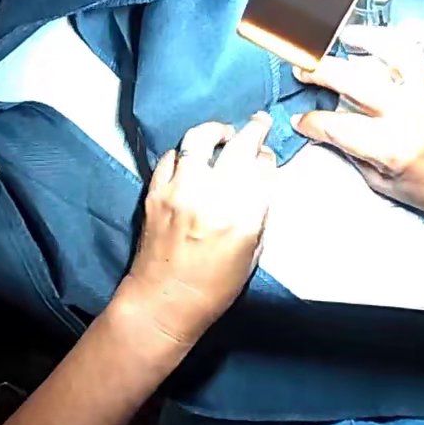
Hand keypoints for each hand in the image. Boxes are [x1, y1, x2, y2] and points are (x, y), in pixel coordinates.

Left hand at [114, 113, 277, 349]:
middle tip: (258, 123)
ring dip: (215, 131)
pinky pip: (171, 156)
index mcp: (242, 218)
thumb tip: (260, 179)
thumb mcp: (252, 254)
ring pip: (198, 139)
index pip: (262, 168)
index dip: (268, 156)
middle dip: (253, 129)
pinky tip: (191, 160)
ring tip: (222, 134)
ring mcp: (179, 191)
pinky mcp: (155, 191)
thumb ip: (258, 213)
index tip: (267, 153)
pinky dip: (184, 153)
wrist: (163, 300)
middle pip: (238, 146)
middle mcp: (210, 197)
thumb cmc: (213, 287)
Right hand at [293, 21, 423, 230]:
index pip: (335, 126)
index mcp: (392, 147)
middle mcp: (413, 115)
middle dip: (319, 72)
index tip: (304, 121)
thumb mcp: (383, 184)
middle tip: (308, 70)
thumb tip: (328, 132)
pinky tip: (405, 32)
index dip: (311, 122)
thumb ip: (353, 153)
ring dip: (368, 39)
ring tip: (350, 38)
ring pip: (399, 51)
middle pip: (354, 80)